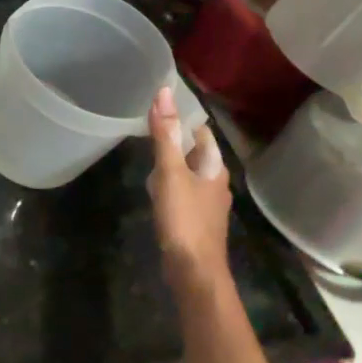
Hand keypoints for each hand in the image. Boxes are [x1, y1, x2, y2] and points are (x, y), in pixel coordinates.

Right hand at [145, 87, 232, 296]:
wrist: (194, 271)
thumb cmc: (184, 218)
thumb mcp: (170, 172)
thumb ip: (165, 134)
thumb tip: (163, 92)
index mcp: (214, 167)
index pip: (200, 132)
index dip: (182, 118)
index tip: (157, 107)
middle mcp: (215, 182)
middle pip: (194, 152)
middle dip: (173, 141)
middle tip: (146, 129)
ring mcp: (207, 202)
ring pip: (187, 172)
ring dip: (170, 163)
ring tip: (146, 158)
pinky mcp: (195, 219)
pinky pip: (181, 191)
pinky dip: (168, 184)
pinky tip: (154, 189)